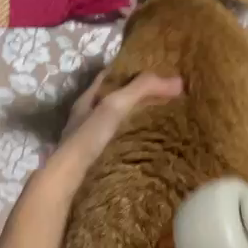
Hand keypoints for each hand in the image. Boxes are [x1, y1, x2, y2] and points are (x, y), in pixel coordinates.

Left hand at [48, 70, 182, 175]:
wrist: (69, 177)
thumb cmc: (89, 136)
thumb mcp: (116, 106)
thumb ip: (141, 90)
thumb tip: (178, 81)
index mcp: (88, 99)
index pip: (108, 77)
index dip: (128, 70)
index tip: (152, 70)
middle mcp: (86, 117)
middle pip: (111, 99)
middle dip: (132, 96)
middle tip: (160, 96)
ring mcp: (88, 141)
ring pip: (112, 123)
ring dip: (130, 120)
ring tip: (155, 122)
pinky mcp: (94, 160)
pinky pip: (115, 144)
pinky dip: (128, 141)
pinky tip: (140, 147)